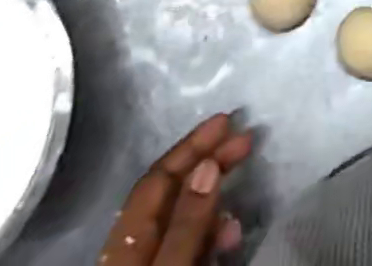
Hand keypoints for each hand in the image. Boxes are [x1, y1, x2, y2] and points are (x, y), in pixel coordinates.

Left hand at [99, 114, 252, 265]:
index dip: (192, 145)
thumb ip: (187, 222)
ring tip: (245, 185)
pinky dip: (212, 232)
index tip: (227, 120)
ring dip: (215, 197)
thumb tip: (209, 163)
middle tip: (245, 139)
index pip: (159, 177)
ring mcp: (149, 262)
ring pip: (184, 217)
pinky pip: (190, 245)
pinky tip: (231, 234)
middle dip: (210, 160)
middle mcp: (134, 245)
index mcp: (126, 237)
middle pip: (173, 191)